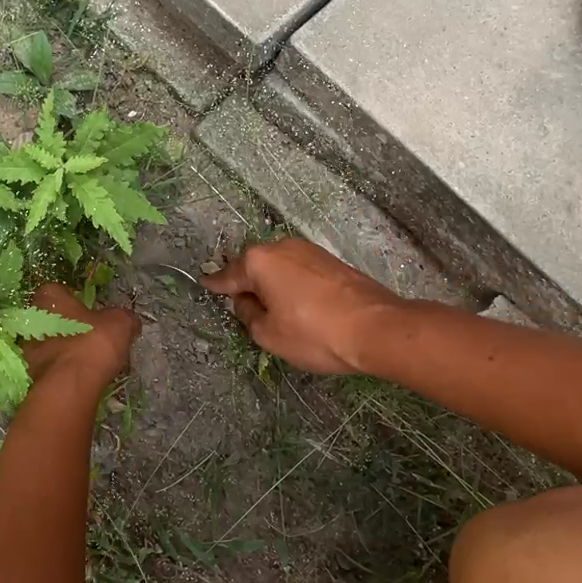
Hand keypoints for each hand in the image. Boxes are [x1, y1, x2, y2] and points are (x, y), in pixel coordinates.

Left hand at [20, 283, 139, 389]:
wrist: (70, 385)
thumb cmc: (92, 343)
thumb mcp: (120, 323)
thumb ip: (124, 318)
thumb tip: (130, 321)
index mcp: (49, 296)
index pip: (63, 291)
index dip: (80, 303)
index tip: (95, 315)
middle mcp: (32, 317)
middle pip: (55, 318)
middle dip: (71, 326)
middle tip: (93, 338)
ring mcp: (28, 346)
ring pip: (51, 343)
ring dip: (67, 349)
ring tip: (89, 361)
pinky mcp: (31, 372)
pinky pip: (51, 365)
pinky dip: (63, 369)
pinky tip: (80, 377)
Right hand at [202, 238, 404, 373]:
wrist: (377, 328)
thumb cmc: (315, 333)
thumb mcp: (269, 335)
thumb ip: (249, 315)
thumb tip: (247, 302)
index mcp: (258, 262)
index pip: (227, 276)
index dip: (215, 285)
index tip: (204, 284)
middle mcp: (280, 247)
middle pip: (254, 268)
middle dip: (249, 286)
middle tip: (250, 312)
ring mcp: (309, 250)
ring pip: (279, 269)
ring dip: (275, 287)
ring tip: (280, 313)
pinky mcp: (331, 260)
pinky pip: (300, 272)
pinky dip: (295, 286)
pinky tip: (303, 307)